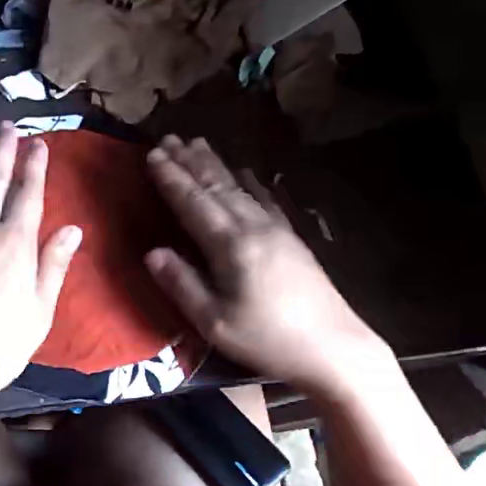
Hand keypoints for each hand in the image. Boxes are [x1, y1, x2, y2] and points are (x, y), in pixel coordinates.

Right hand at [144, 136, 389, 398]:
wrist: (333, 348)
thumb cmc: (268, 340)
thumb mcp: (214, 323)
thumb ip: (183, 285)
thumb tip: (151, 252)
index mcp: (230, 246)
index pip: (193, 203)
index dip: (171, 179)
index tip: (152, 155)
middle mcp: (253, 227)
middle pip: (217, 186)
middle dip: (190, 162)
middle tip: (169, 137)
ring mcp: (277, 230)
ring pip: (240, 188)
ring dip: (216, 165)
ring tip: (197, 143)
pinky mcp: (292, 239)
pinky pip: (265, 199)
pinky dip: (249, 182)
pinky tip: (245, 173)